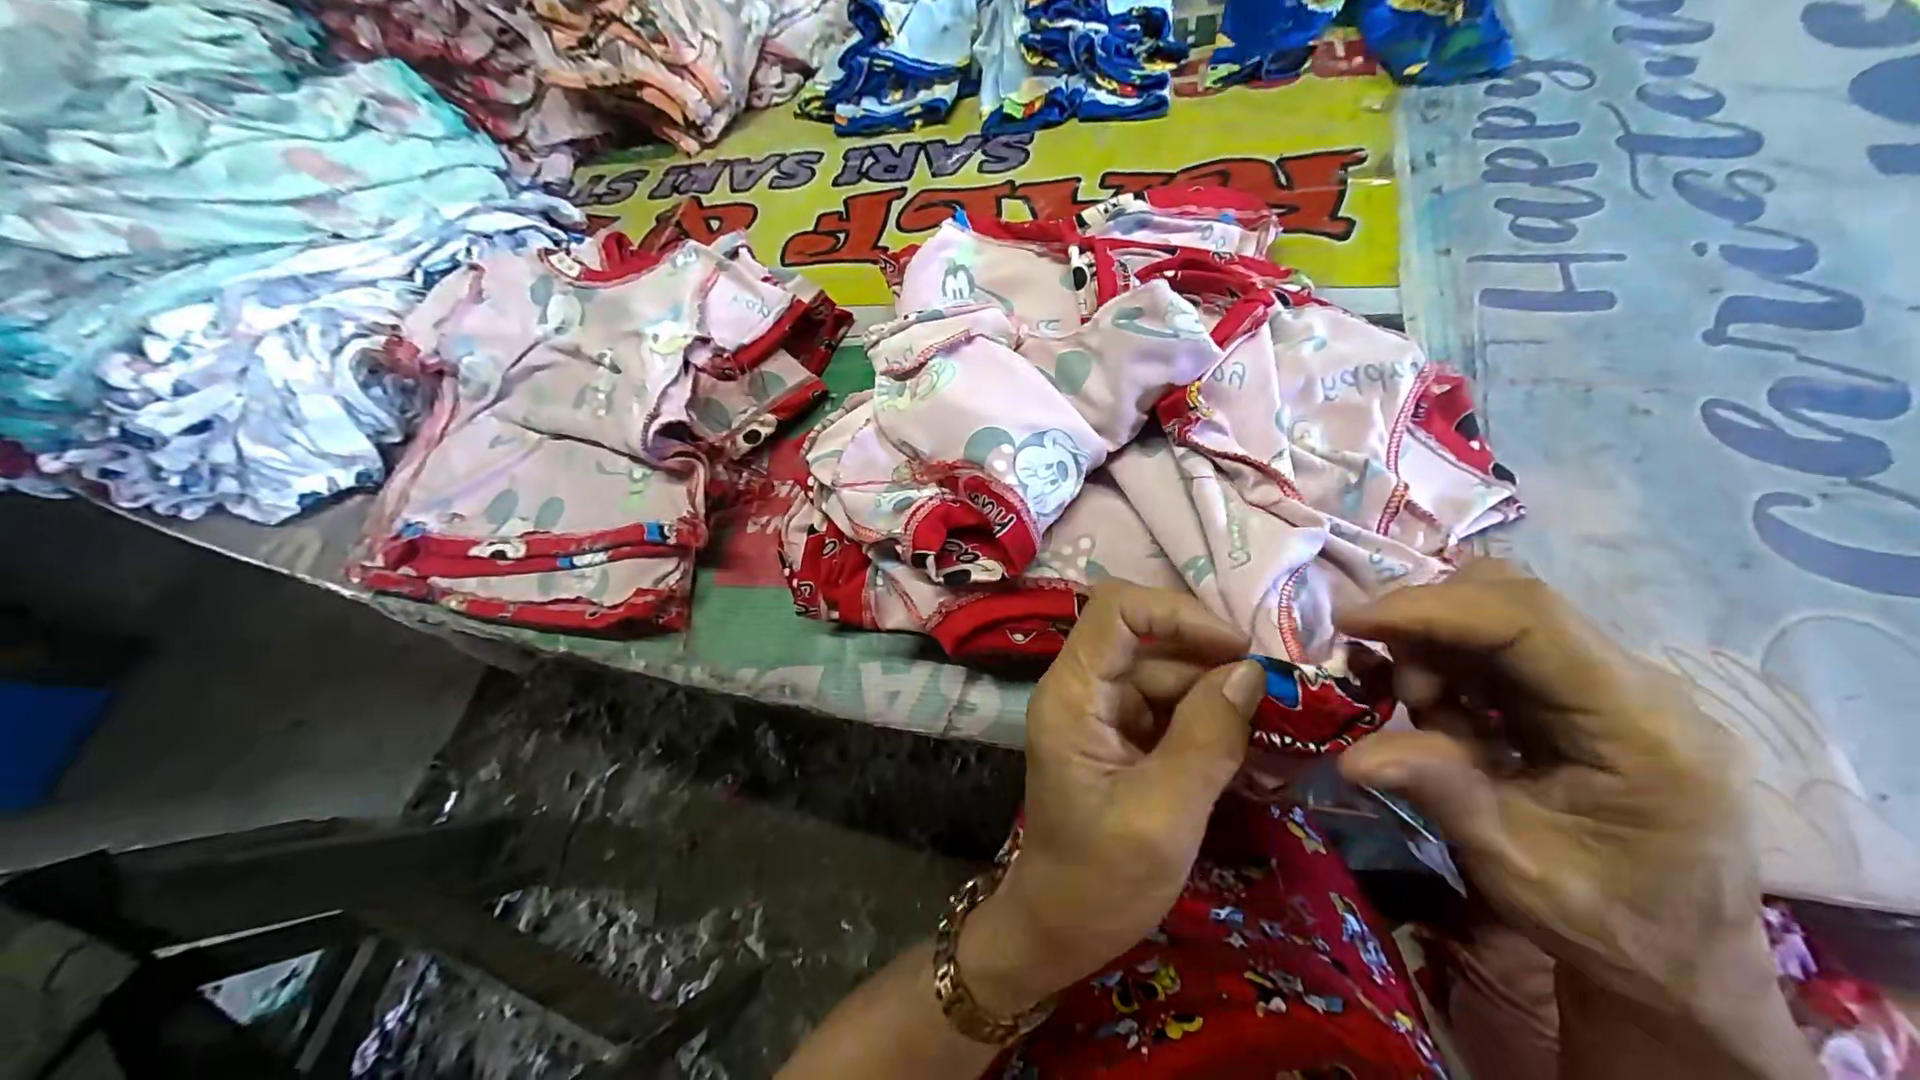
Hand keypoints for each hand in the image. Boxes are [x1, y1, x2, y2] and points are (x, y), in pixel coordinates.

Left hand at [956, 583, 1266, 1015]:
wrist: (1059, 929)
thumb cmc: (1100, 880)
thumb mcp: (1163, 814)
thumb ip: (1208, 738)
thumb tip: (1251, 672)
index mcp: (1072, 695)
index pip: (1116, 609)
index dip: (1178, 614)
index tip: (1238, 651)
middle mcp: (1083, 689)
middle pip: (1150, 642)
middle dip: (1212, 663)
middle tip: (1279, 698)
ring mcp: (1101, 712)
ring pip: (1167, 674)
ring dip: (1219, 695)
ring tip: (1275, 728)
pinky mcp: (1121, 737)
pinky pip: (1169, 707)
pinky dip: (1209, 720)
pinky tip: (1249, 747)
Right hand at [1334, 561, 1813, 1078]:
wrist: (1676, 958)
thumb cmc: (1608, 921)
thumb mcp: (1516, 866)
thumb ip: (1442, 794)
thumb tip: (1351, 758)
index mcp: (1638, 726)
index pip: (1528, 622)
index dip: (1431, 608)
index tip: (1352, 622)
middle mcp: (1632, 685)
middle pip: (1512, 599)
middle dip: (1426, 624)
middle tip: (1386, 683)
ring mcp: (1607, 684)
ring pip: (1497, 615)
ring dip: (1433, 649)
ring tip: (1421, 716)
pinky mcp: (1579, 693)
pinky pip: (1497, 648)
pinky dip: (1446, 666)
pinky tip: (1437, 715)